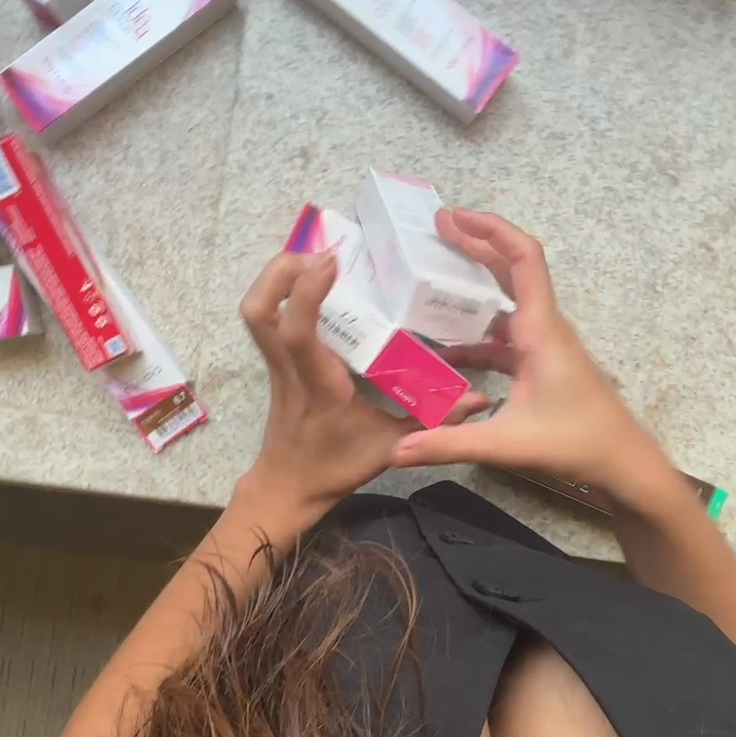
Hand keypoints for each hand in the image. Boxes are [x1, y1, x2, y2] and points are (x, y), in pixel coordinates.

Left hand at [238, 249, 490, 519]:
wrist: (287, 486)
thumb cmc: (334, 468)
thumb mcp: (390, 447)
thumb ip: (434, 421)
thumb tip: (480, 398)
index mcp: (317, 385)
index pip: (296, 333)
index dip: (306, 291)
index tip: (331, 261)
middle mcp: (289, 368)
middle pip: (258, 310)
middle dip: (279, 271)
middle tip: (319, 250)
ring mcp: (276, 364)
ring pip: (255, 312)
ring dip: (275, 277)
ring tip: (313, 258)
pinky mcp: (276, 363)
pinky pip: (267, 320)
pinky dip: (281, 292)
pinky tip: (311, 283)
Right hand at [392, 208, 667, 495]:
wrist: (623, 464)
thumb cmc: (576, 443)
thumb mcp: (506, 443)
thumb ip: (449, 443)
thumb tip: (397, 450)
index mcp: (540, 330)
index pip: (523, 258)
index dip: (489, 229)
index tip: (453, 217)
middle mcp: (544, 328)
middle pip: (511, 270)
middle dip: (474, 246)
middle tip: (436, 230)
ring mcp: (545, 346)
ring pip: (505, 305)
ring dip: (472, 292)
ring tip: (430, 286)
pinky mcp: (542, 365)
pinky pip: (504, 339)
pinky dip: (476, 338)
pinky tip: (446, 355)